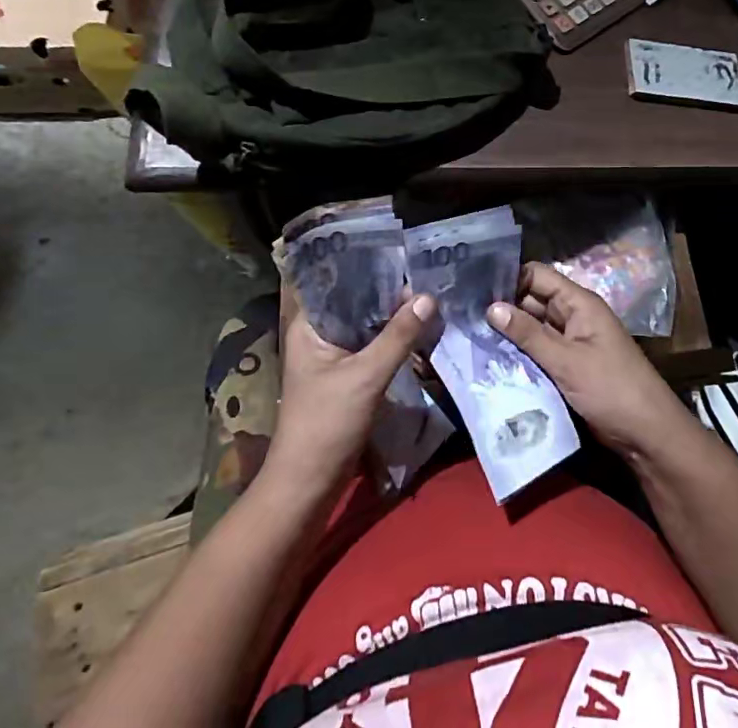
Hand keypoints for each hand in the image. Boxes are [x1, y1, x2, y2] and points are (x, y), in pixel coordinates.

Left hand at [265, 287, 436, 492]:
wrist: (310, 482)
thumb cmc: (327, 424)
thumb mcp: (366, 376)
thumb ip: (397, 337)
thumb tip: (428, 297)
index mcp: (308, 326)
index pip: (338, 284)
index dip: (370, 270)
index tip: (404, 255)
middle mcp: (317, 335)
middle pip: (356, 305)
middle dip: (388, 294)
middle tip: (427, 275)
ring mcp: (331, 358)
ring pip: (366, 328)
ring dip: (392, 319)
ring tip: (429, 296)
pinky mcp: (345, 378)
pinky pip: (370, 349)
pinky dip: (391, 342)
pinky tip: (419, 332)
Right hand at [486, 262, 698, 458]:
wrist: (647, 435)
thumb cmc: (611, 389)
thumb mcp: (566, 360)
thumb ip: (527, 334)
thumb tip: (490, 307)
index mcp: (579, 304)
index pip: (537, 276)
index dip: (508, 278)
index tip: (473, 288)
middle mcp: (573, 317)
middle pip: (530, 302)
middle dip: (501, 308)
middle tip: (463, 315)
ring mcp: (569, 342)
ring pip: (531, 328)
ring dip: (507, 334)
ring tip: (469, 335)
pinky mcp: (566, 366)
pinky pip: (536, 352)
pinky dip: (517, 354)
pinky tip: (489, 358)